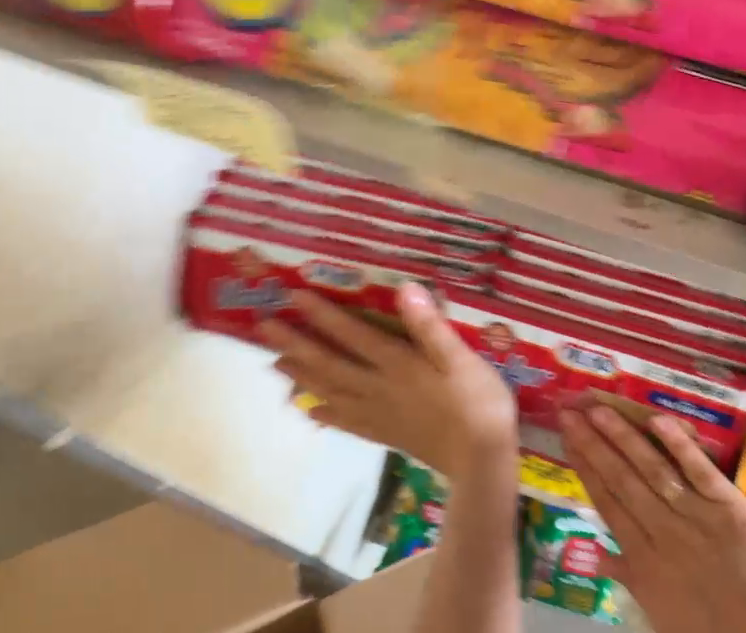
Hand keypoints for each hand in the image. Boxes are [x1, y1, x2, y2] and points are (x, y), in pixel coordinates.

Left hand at [261, 286, 516, 480]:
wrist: (481, 457)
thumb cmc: (478, 400)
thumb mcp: (461, 356)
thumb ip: (430, 325)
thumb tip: (404, 288)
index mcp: (399, 365)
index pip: (354, 335)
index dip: (324, 316)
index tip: (294, 296)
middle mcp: (380, 388)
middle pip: (330, 365)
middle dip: (297, 345)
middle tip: (264, 328)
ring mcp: (380, 414)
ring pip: (331, 392)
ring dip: (302, 376)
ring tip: (276, 364)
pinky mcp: (386, 434)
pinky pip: (347, 422)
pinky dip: (326, 414)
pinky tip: (311, 411)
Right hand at [560, 406, 745, 632]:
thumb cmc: (708, 624)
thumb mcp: (658, 607)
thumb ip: (629, 575)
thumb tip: (595, 557)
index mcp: (643, 557)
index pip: (607, 502)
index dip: (586, 468)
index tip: (568, 438)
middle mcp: (662, 529)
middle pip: (622, 480)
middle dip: (594, 444)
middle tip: (571, 411)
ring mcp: (695, 514)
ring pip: (653, 470)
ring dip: (624, 437)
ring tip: (600, 410)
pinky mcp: (728, 504)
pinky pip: (700, 471)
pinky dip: (679, 446)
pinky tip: (658, 421)